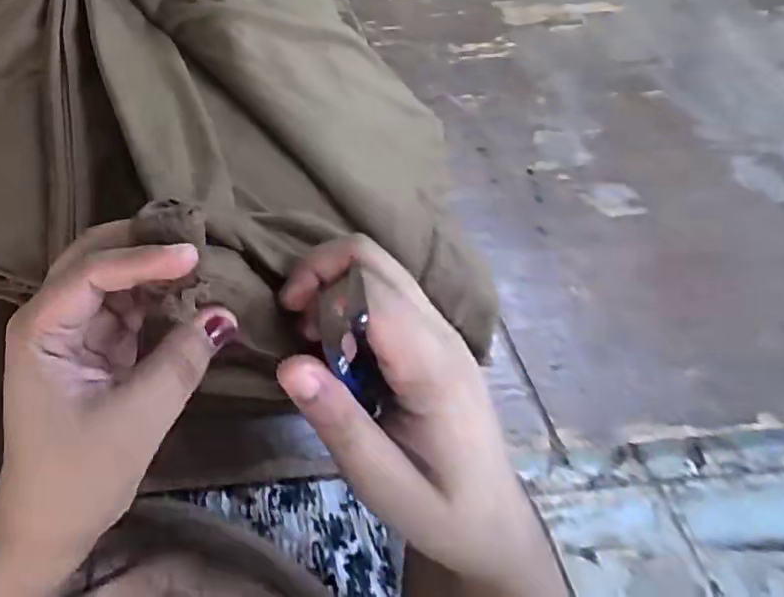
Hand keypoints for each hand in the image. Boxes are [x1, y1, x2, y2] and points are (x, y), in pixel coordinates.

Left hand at [0, 226, 237, 563]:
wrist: (47, 526)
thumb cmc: (78, 477)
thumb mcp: (135, 422)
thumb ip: (179, 362)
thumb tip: (224, 314)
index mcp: (39, 327)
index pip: (91, 271)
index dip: (142, 258)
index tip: (191, 254)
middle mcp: (49, 314)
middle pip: (93, 256)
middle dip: (139, 243)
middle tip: (191, 233)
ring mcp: (71, 325)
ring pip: (110, 274)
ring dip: (150, 265)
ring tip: (196, 254)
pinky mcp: (92, 340)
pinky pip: (124, 302)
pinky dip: (154, 293)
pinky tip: (185, 286)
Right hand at [277, 237, 565, 596]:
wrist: (494, 527)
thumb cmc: (438, 510)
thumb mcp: (381, 482)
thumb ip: (338, 422)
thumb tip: (289, 365)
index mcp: (432, 367)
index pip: (370, 290)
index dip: (323, 292)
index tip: (295, 327)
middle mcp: (439, 332)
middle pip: (370, 257)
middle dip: (318, 270)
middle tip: (294, 315)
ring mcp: (438, 327)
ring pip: (375, 263)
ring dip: (330, 279)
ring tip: (310, 329)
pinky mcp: (430, 332)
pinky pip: (381, 285)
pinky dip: (345, 293)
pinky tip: (336, 340)